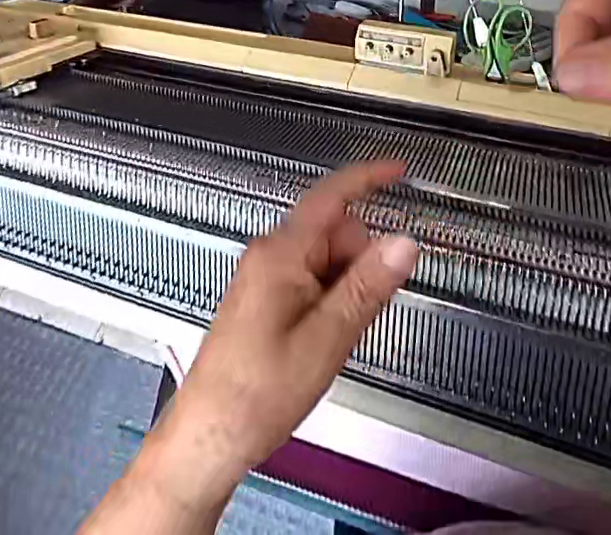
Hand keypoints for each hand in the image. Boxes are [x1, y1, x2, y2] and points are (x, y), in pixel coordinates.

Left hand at [122, 162, 417, 517]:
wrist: (207, 440)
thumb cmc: (255, 395)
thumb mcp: (327, 339)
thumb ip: (368, 285)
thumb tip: (403, 243)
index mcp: (281, 254)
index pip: (332, 196)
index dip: (369, 178)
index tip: (398, 169)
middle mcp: (271, 254)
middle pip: (339, 233)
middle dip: (361, 263)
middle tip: (357, 313)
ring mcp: (267, 274)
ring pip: (330, 258)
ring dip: (346, 287)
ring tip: (332, 336)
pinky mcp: (267, 294)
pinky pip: (315, 277)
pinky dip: (331, 298)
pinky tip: (321, 337)